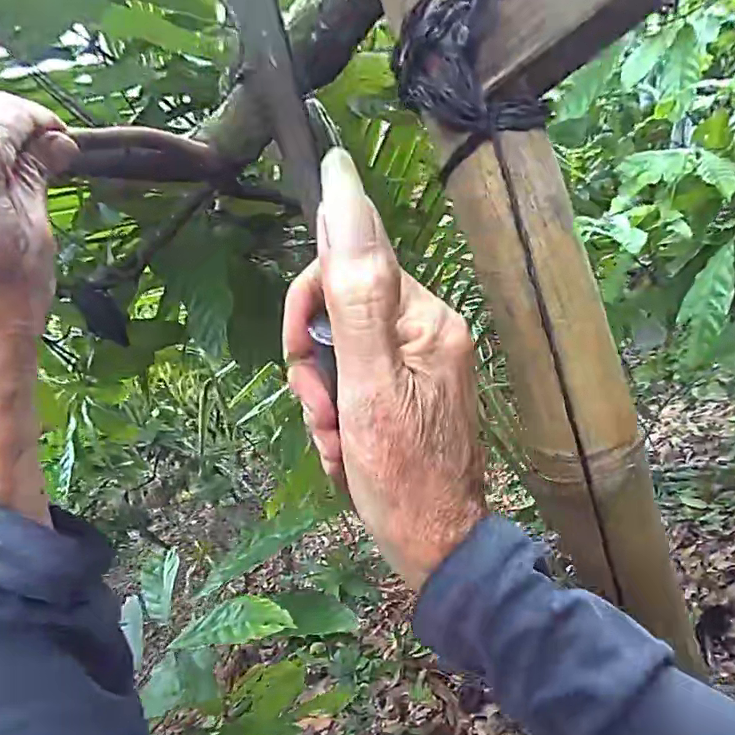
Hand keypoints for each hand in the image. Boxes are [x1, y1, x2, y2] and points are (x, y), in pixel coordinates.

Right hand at [283, 149, 486, 589]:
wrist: (435, 548)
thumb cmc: (402, 476)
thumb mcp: (368, 384)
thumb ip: (353, 291)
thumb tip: (343, 186)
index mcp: (428, 322)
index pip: (352, 267)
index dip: (309, 306)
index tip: (299, 356)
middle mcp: (430, 338)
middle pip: (343, 316)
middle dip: (317, 370)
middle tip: (327, 418)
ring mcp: (421, 372)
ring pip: (342, 359)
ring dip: (326, 405)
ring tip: (340, 446)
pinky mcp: (410, 402)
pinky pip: (358, 390)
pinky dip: (341, 422)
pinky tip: (347, 456)